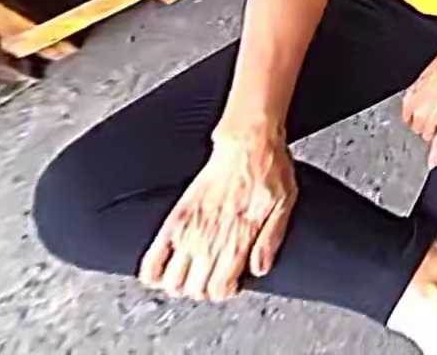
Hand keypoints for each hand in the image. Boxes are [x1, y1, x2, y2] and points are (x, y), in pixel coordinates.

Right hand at [141, 130, 295, 299]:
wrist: (248, 145)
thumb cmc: (271, 169)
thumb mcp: (286, 200)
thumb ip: (272, 236)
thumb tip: (261, 268)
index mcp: (237, 236)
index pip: (220, 285)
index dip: (227, 290)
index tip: (235, 285)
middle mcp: (207, 240)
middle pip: (195, 288)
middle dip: (207, 290)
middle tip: (220, 280)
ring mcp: (186, 234)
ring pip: (171, 283)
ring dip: (183, 286)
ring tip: (199, 276)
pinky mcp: (172, 224)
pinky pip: (150, 264)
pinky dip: (154, 277)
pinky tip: (169, 272)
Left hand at [401, 47, 436, 169]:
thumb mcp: (430, 72)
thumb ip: (425, 88)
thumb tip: (430, 91)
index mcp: (409, 98)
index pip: (408, 115)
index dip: (417, 115)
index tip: (422, 115)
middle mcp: (416, 112)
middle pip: (417, 126)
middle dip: (425, 124)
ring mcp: (432, 119)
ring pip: (428, 134)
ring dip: (433, 132)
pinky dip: (436, 153)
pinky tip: (433, 163)